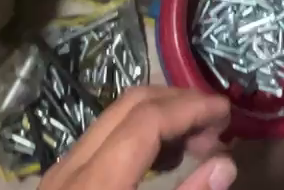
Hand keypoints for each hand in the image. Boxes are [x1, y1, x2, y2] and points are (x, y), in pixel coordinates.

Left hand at [39, 87, 235, 189]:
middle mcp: (70, 169)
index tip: (226, 112)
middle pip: (129, 104)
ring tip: (195, 140)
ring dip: (159, 115)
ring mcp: (58, 174)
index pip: (146, 120)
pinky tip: (161, 159)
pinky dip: (137, 134)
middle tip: (216, 122)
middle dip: (178, 102)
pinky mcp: (57, 184)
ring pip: (113, 116)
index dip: (191, 108)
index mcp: (94, 185)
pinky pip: (101, 139)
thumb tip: (226, 162)